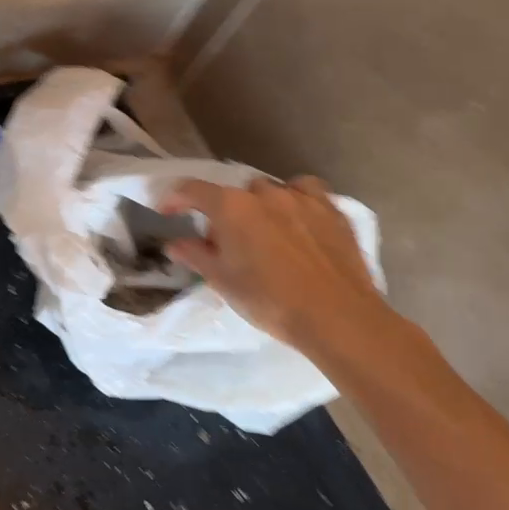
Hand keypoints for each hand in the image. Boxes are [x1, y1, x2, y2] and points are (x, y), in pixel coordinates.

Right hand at [159, 176, 391, 353]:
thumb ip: (195, 255)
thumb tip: (174, 244)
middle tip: (228, 242)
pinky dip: (299, 199)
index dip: (174, 200)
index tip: (168, 214)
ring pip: (272, 189)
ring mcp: (302, 200)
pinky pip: (309, 192)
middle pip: (234, 192)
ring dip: (261, 204)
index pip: (191, 190)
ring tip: (265, 230)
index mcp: (230, 207)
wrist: (339, 320)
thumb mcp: (221, 281)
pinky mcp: (334, 213)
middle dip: (226, 212)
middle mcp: (264, 194)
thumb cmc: (270, 300)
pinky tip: (299, 220)